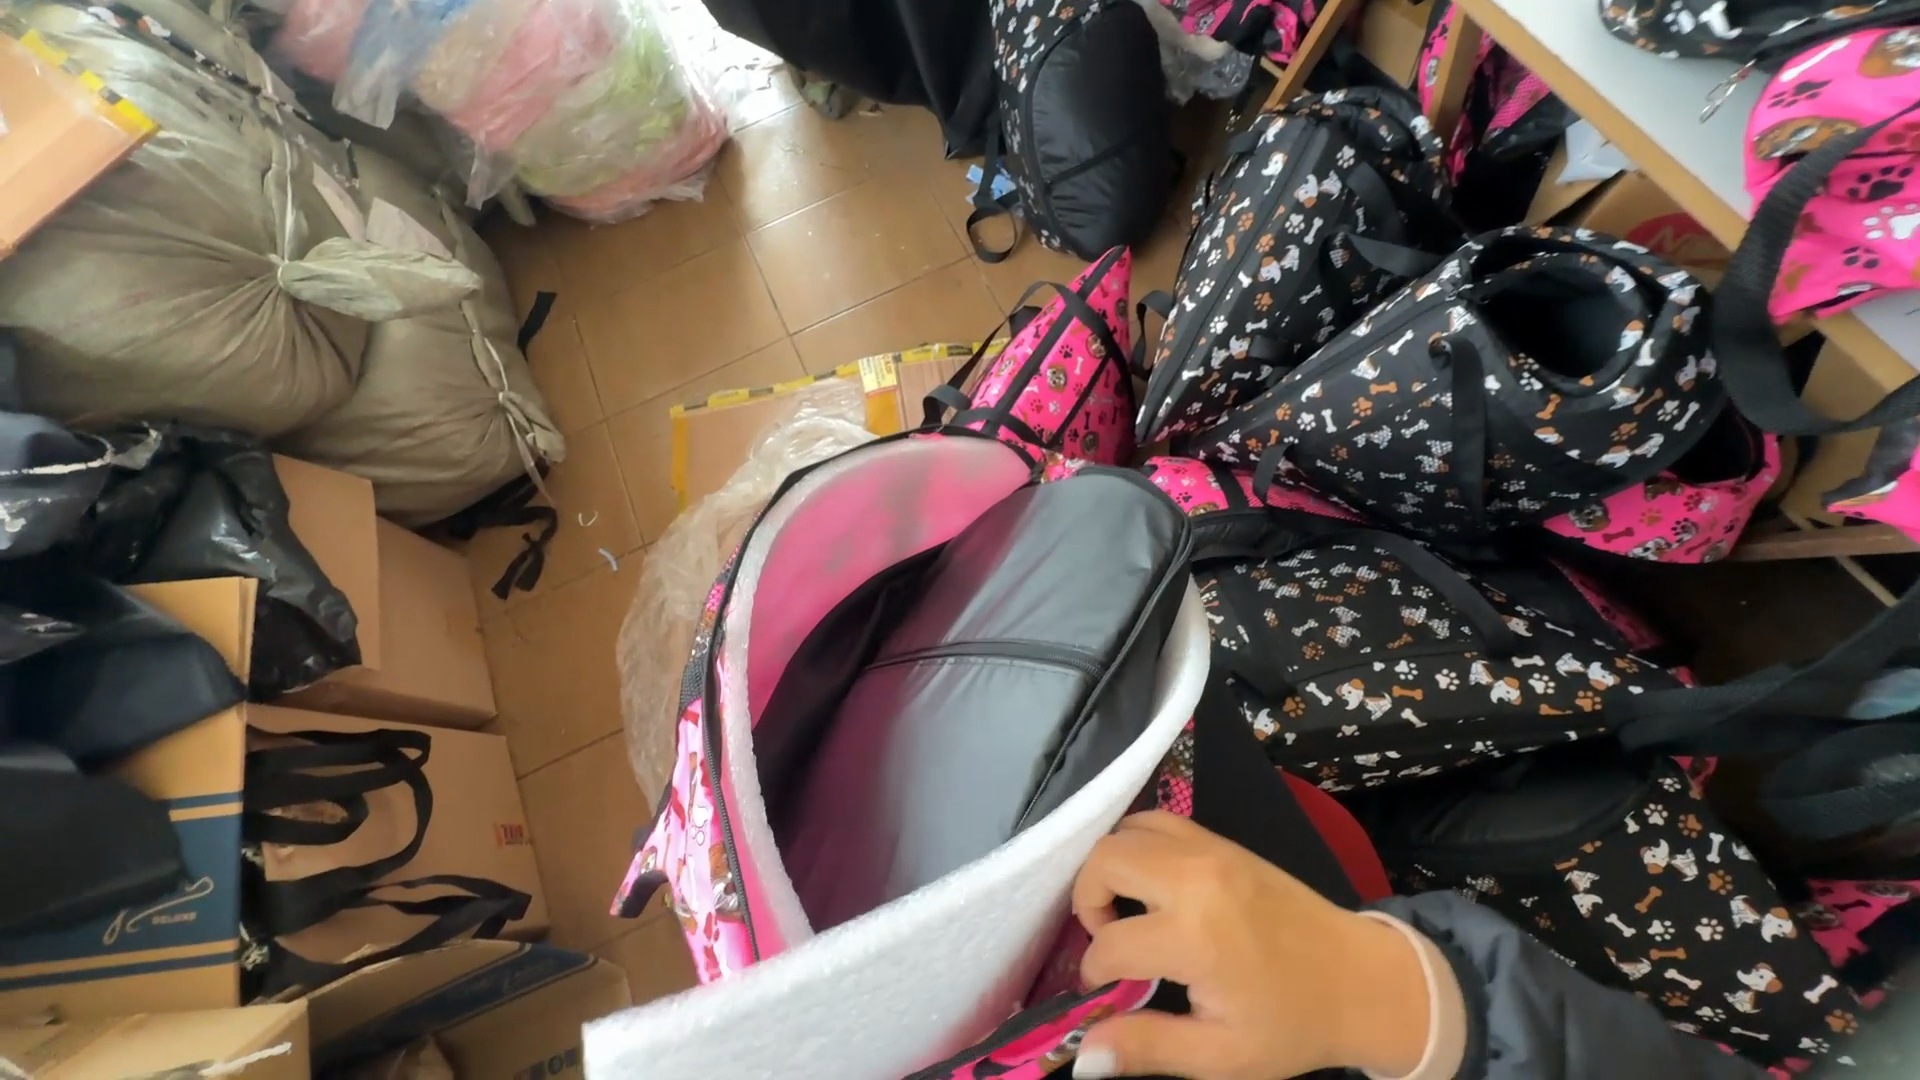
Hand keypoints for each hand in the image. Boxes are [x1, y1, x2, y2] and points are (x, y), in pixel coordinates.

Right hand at [1069, 811, 1431, 1079]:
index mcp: (1196, 937)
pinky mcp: (1217, 838)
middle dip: (1086, 900)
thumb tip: (1082, 1058)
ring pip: (1124, 831)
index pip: (1111, 942)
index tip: (1104, 990)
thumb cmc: (1291, 1024)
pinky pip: (1155, 820)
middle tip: (1105, 937)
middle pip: (1103, 860)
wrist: (1360, 977)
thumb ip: (1145, 1048)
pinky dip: (1134, 842)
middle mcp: (1193, 878)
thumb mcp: (1220, 1056)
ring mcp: (1206, 849)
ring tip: (1122, 908)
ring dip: (1107, 867)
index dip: (1095, 970)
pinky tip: (1145, 880)